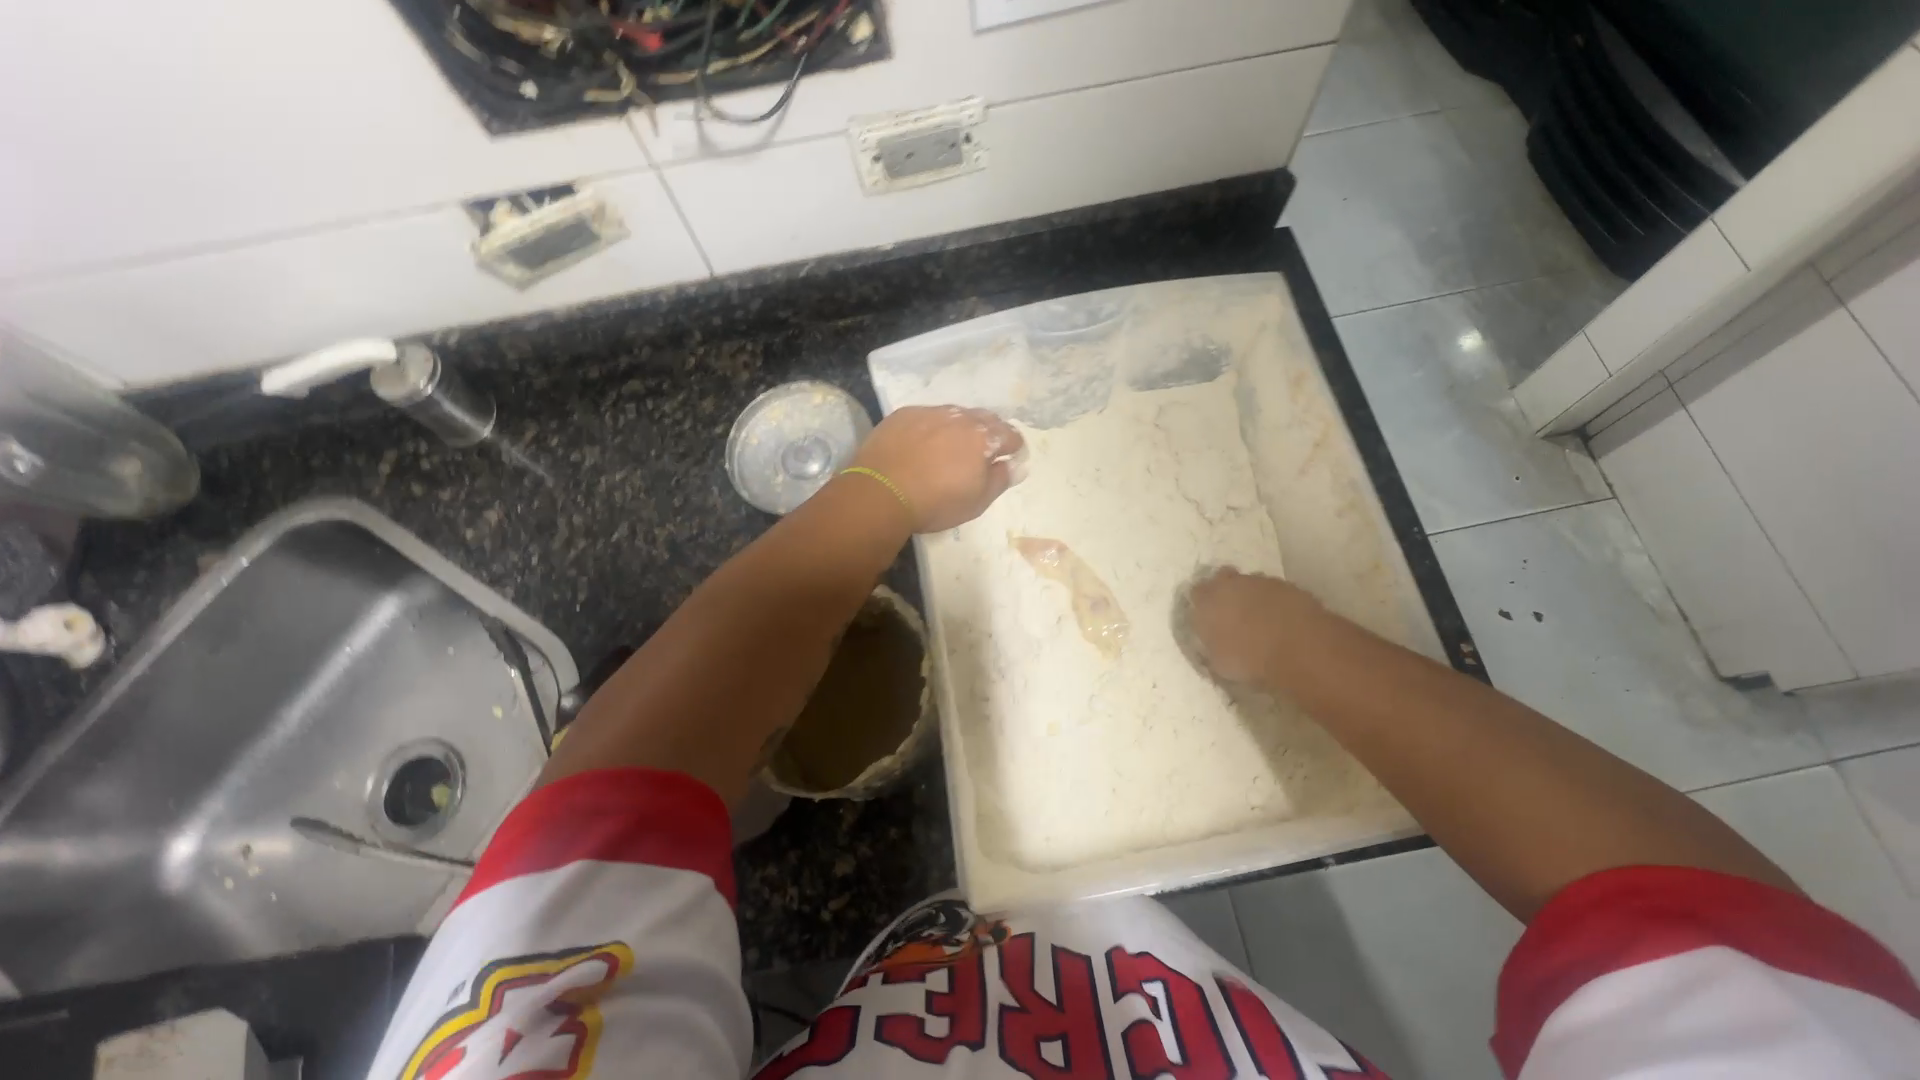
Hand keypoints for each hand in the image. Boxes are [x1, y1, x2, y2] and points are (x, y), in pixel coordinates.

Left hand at [851, 406, 1025, 532]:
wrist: (881, 493)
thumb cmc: (935, 503)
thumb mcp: (977, 502)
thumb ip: (1000, 480)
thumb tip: (1015, 465)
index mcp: (983, 438)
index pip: (1010, 435)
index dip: (1013, 448)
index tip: (1009, 459)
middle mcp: (959, 418)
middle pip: (984, 419)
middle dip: (989, 433)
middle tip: (981, 453)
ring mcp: (929, 413)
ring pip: (955, 415)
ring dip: (960, 428)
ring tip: (951, 447)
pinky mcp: (903, 415)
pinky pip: (927, 416)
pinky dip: (932, 427)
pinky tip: (922, 444)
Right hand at [1184, 568, 1324, 685]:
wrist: (1298, 648)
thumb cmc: (1249, 659)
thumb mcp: (1219, 662)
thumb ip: (1212, 645)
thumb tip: (1213, 641)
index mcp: (1208, 601)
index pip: (1196, 592)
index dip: (1202, 603)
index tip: (1207, 616)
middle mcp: (1232, 584)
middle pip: (1223, 578)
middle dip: (1226, 591)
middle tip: (1232, 612)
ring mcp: (1262, 582)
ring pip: (1251, 582)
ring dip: (1253, 596)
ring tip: (1261, 618)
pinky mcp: (1289, 586)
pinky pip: (1276, 590)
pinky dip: (1276, 601)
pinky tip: (1282, 619)